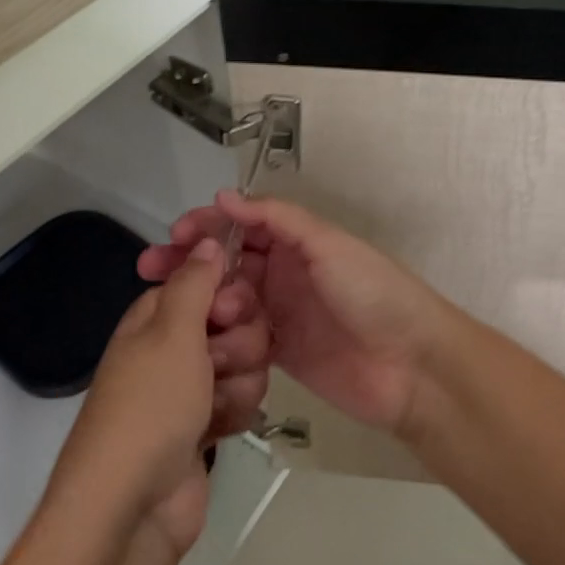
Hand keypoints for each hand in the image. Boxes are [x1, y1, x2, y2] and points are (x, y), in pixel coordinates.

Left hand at [46, 236, 270, 555]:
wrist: (133, 504)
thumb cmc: (150, 407)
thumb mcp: (172, 332)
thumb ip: (195, 282)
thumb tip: (209, 239)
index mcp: (157, 317)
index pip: (210, 282)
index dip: (230, 294)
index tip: (230, 312)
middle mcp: (172, 347)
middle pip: (235, 322)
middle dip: (241, 343)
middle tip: (218, 365)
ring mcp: (189, 388)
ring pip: (244, 363)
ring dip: (240, 382)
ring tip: (216, 406)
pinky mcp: (204, 425)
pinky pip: (239, 400)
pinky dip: (234, 413)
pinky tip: (220, 431)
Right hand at [137, 192, 452, 437]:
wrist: (413, 367)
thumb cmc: (375, 295)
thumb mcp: (329, 245)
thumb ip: (279, 219)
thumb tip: (226, 197)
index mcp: (299, 243)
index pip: (243, 226)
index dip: (208, 227)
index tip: (175, 235)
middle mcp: (287, 274)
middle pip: (228, 262)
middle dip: (191, 262)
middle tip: (151, 269)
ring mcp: (282, 314)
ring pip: (228, 299)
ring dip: (198, 297)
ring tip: (166, 304)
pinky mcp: (279, 353)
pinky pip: (239, 337)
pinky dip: (216, 333)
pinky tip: (189, 335)